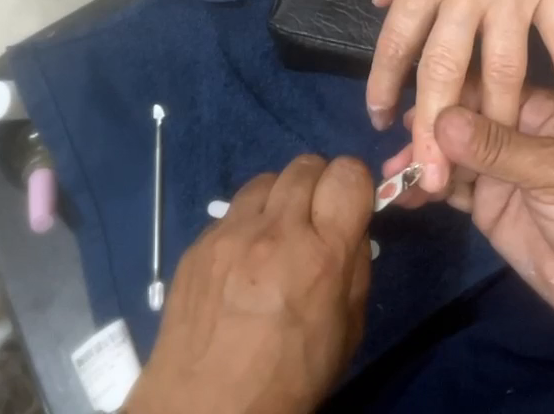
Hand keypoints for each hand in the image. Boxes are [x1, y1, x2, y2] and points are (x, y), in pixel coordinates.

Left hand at [128, 156, 373, 413]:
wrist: (205, 413)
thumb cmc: (291, 380)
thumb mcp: (348, 328)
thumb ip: (354, 265)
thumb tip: (350, 227)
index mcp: (323, 254)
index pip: (348, 173)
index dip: (354, 183)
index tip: (349, 205)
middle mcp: (277, 231)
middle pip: (307, 164)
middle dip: (319, 184)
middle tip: (315, 219)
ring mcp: (232, 233)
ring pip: (267, 179)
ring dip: (280, 198)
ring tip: (276, 234)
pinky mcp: (199, 244)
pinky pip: (232, 212)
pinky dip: (245, 225)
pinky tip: (242, 261)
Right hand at [385, 92, 553, 320]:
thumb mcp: (551, 172)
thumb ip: (496, 148)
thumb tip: (439, 120)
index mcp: (534, 108)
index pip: (483, 89)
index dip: (447, 95)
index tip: (412, 104)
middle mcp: (509, 131)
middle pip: (459, 122)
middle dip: (426, 131)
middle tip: (392, 141)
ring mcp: (495, 169)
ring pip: (448, 156)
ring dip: (420, 163)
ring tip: (390, 173)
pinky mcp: (484, 204)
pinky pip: (448, 190)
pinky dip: (425, 191)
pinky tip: (401, 195)